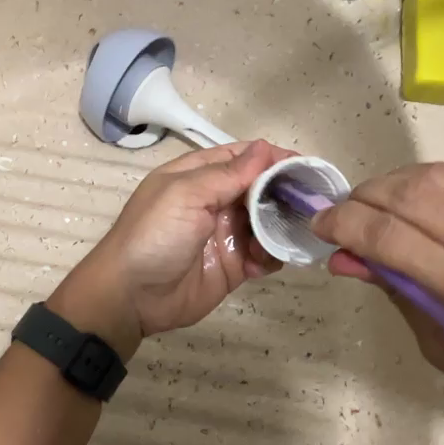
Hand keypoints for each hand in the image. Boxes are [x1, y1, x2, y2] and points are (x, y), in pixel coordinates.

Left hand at [49, 140, 291, 358]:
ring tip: (294, 232)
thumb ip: (228, 173)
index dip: (271, 158)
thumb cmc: (154, 235)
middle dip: (285, 192)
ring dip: (281, 225)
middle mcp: (213, 201)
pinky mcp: (232, 266)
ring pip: (266, 222)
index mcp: (197, 176)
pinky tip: (269, 260)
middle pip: (259, 188)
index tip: (304, 164)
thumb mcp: (185, 194)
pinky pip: (262, 255)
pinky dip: (272, 255)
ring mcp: (224, 234)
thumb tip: (264, 147)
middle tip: (313, 200)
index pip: (241, 157)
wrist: (131, 297)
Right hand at [311, 162, 443, 444]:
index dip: (344, 225)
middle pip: (409, 194)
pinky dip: (421, 185)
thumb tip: (345, 258)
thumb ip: (397, 292)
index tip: (317, 228)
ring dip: (388, 184)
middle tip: (337, 218)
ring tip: (367, 208)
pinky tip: (405, 205)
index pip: (391, 237)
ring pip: (434, 176)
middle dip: (360, 199)